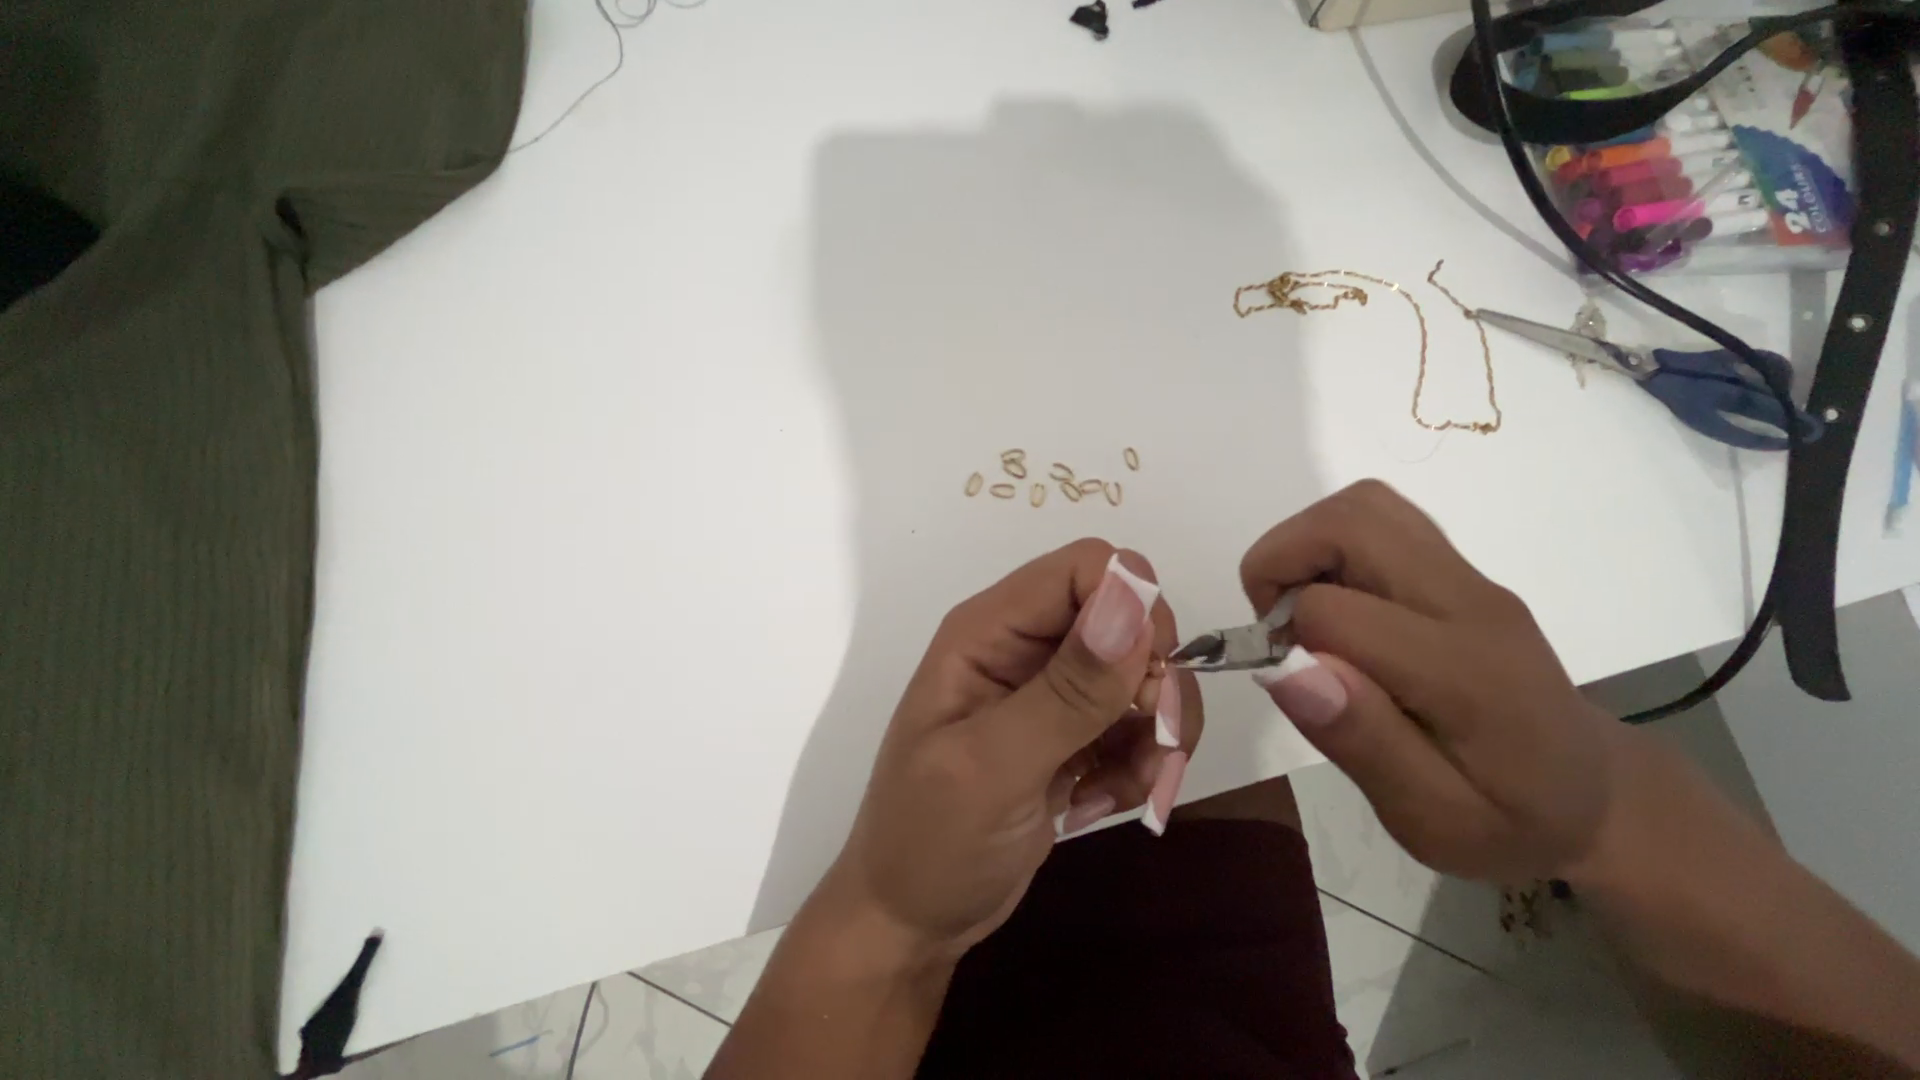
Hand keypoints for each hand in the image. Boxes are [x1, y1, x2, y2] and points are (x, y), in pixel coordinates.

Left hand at [821, 539, 1198, 960]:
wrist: (914, 919)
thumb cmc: (929, 841)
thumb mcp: (992, 768)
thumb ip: (1066, 691)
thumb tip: (1132, 602)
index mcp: (988, 631)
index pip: (1086, 567)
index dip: (1133, 609)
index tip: (1148, 684)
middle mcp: (1024, 647)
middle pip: (1130, 619)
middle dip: (1154, 686)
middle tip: (1148, 749)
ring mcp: (1051, 693)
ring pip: (1145, 676)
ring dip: (1154, 736)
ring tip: (1116, 792)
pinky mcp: (1073, 735)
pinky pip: (1139, 725)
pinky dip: (1141, 764)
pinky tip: (1102, 803)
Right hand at [1239, 480, 1624, 883]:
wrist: (1592, 795)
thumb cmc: (1509, 821)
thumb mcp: (1435, 820)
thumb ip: (1364, 743)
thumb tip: (1285, 669)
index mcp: (1463, 672)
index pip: (1335, 611)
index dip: (1284, 640)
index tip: (1285, 680)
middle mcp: (1469, 603)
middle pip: (1352, 522)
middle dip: (1281, 563)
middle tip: (1277, 630)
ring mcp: (1470, 579)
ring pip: (1364, 507)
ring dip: (1305, 548)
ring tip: (1300, 615)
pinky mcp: (1461, 572)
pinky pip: (1381, 523)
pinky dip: (1332, 547)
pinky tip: (1335, 606)